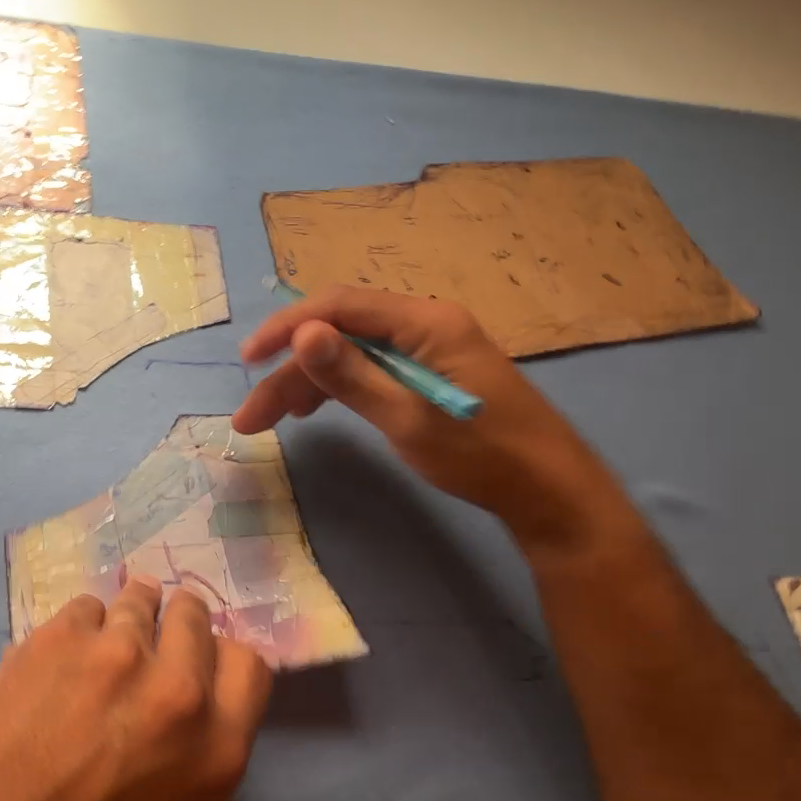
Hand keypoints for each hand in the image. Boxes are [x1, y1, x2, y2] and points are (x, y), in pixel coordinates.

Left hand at [0, 577, 272, 800]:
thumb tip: (193, 681)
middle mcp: (178, 689)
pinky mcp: (60, 635)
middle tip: (149, 641)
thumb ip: (198, 739)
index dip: (219, 656)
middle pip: (194, 615)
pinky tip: (59, 661)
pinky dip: (79, 627)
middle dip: (176, 623)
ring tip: (102, 647)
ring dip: (127, 617)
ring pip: (139, 598)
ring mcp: (116, 653)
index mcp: (218, 746)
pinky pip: (86, 606)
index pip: (249, 661)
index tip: (196, 658)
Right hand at [233, 285, 622, 544]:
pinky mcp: (430, 375)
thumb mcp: (410, 421)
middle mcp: (425, 325)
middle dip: (290, 372)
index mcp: (426, 323)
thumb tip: (302, 332)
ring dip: (307, 383)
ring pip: (350, 355)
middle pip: (340, 334)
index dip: (288, 328)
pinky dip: (337, 388)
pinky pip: (371, 370)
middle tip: (251, 417)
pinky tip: (312, 411)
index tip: (249, 360)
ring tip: (271, 421)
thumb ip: (353, 376)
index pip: (340, 306)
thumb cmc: (485, 458)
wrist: (551, 494)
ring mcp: (429, 350)